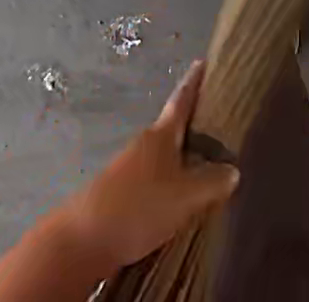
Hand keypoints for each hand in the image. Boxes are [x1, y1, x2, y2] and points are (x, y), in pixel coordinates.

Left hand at [68, 59, 240, 267]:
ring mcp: (124, 170)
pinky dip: (163, 188)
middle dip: (192, 131)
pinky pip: (147, 183)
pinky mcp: (112, 196)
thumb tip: (232, 171)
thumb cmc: (138, 206)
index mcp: (161, 134)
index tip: (202, 62)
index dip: (194, 81)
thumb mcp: (187, 195)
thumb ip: (214, 181)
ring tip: (200, 176)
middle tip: (216, 132)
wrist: (76, 245)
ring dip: (178, 164)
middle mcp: (142, 145)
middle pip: (171, 131)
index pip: (182, 99)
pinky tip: (172, 205)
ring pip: (159, 160)